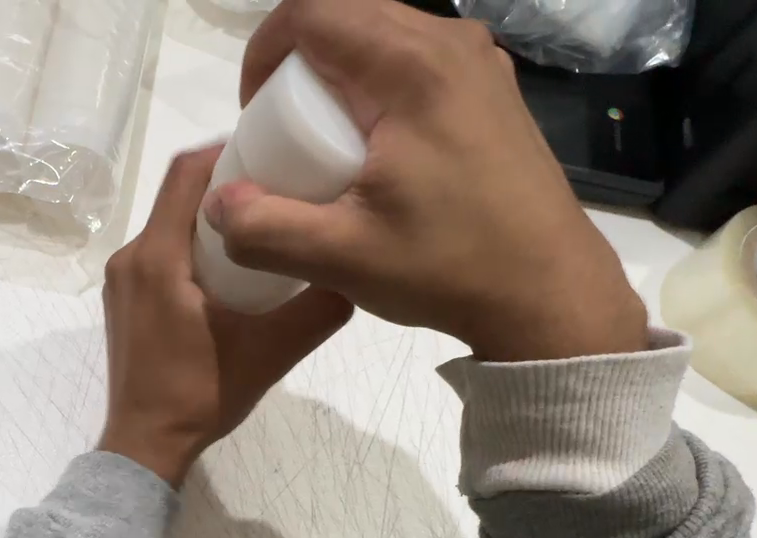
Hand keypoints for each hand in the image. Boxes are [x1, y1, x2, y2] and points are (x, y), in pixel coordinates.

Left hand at [100, 146, 352, 487]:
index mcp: (157, 257)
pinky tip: (226, 274)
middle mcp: (129, 258)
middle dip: (228, 188)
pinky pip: (158, 255)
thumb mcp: (271, 352)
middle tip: (278, 194)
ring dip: (210, 221)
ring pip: (167, 226)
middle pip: (178, 196)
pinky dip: (190, 249)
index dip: (230, 149)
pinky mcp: (122, 303)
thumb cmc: (200, 397)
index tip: (275, 153)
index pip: (187, 170)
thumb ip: (318, 310)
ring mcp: (120, 282)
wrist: (146, 445)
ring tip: (259, 234)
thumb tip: (355, 272)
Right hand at [207, 0, 647, 361]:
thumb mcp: (338, 258)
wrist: (542, 290)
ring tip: (322, 147)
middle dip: (296, 67)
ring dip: (335, 79)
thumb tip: (215, 205)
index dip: (264, 52)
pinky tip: (370, 154)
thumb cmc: (443, 266)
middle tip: (280, 135)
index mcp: (411, 68)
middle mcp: (449, 45)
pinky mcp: (488, 92)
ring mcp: (476, 65)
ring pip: (381, 37)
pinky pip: (412, 64)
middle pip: (347, 16)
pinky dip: (373, 91)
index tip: (252, 115)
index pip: (314, 11)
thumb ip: (263, 230)